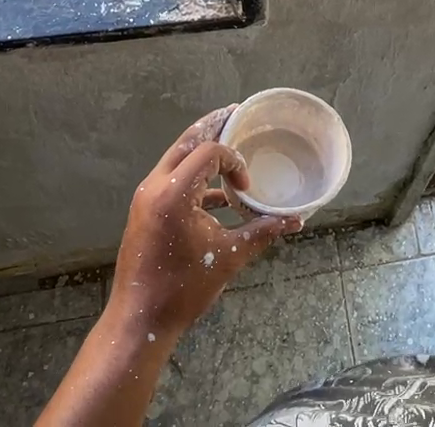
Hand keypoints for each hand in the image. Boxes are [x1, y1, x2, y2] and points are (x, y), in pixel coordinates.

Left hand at [106, 106, 301, 337]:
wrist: (138, 321)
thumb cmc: (183, 289)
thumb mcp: (228, 257)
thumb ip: (262, 231)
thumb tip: (296, 220)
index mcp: (174, 193)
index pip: (208, 151)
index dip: (233, 160)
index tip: (247, 186)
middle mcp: (155, 186)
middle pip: (187, 141)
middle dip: (213, 127)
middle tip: (236, 113)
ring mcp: (145, 197)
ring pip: (176, 157)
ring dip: (201, 148)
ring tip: (227, 140)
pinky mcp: (143, 209)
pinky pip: (170, 177)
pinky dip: (193, 174)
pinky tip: (216, 193)